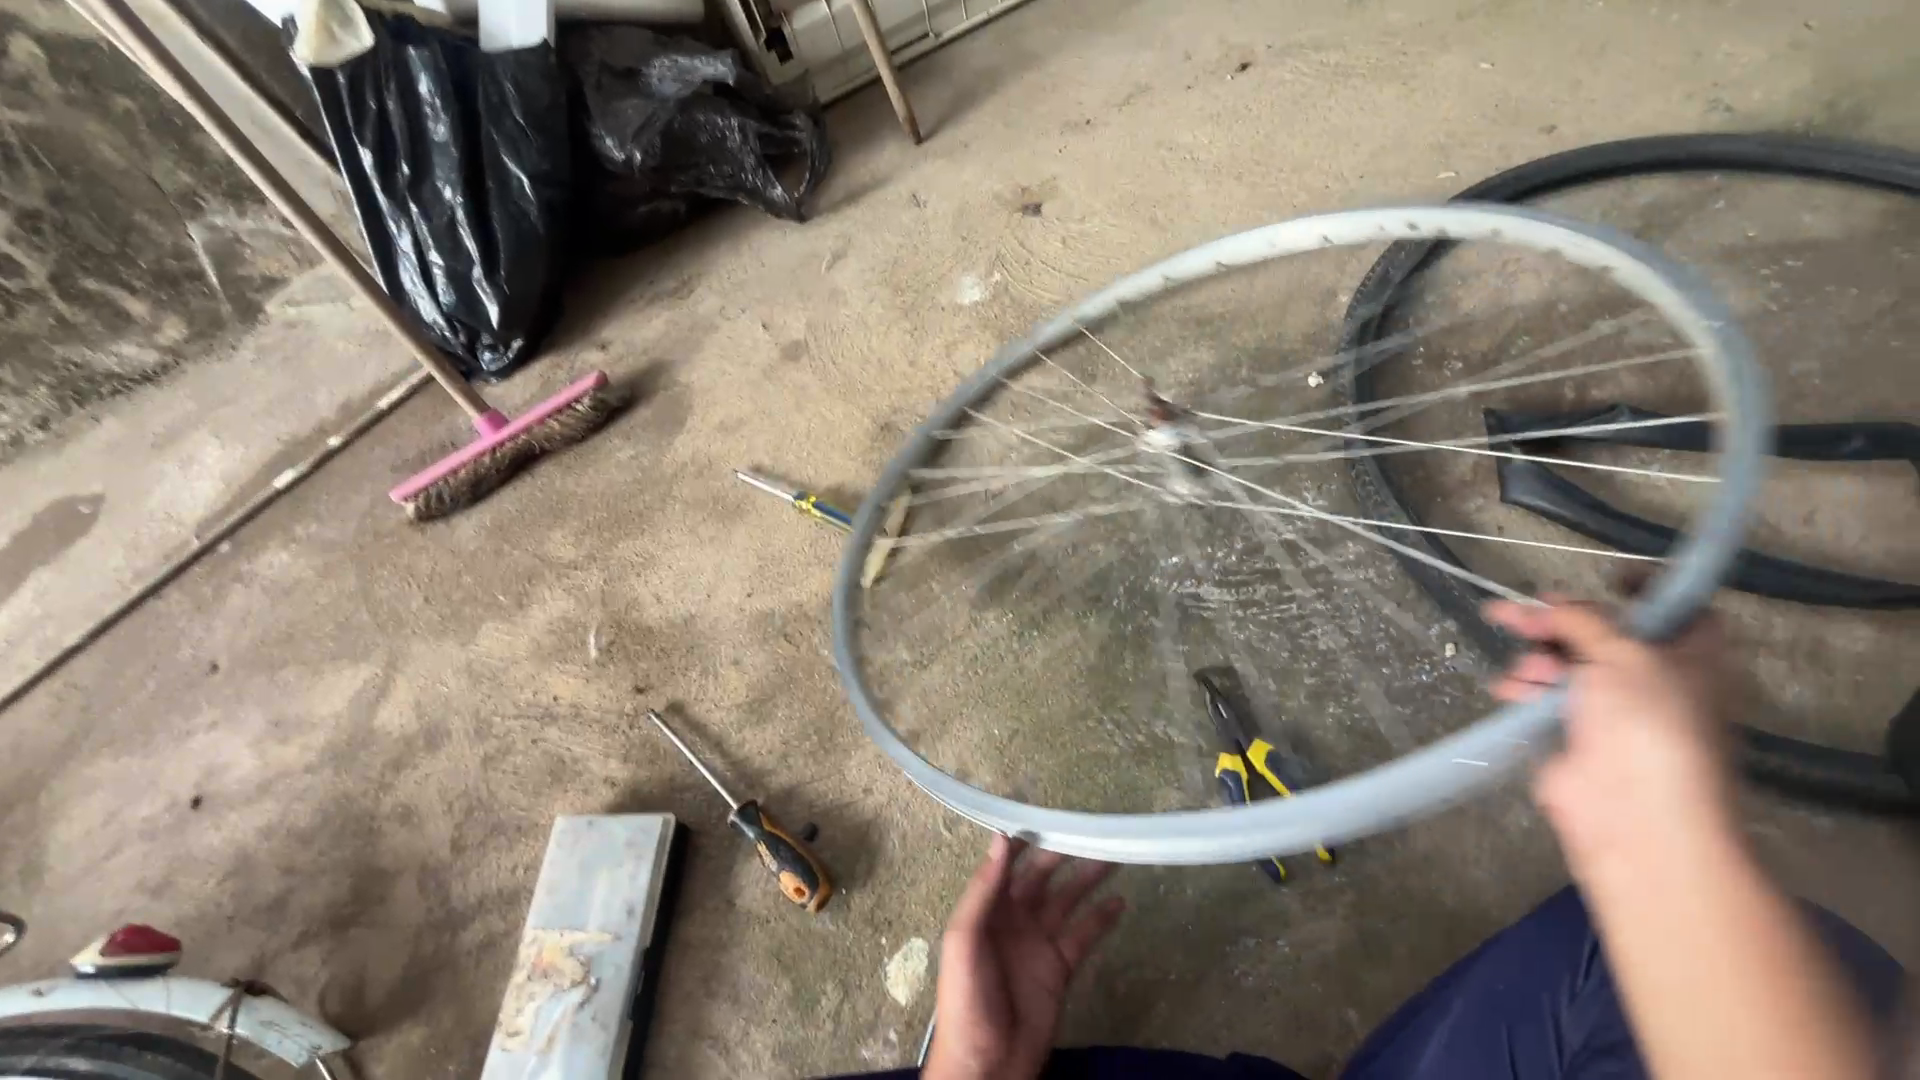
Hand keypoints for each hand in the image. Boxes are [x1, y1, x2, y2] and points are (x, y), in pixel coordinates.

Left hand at [922, 835, 1125, 1079]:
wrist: (985, 1066)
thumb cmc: (966, 999)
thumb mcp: (965, 939)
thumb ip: (984, 889)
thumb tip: (1000, 838)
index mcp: (986, 908)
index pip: (1007, 864)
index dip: (1026, 841)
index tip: (1048, 815)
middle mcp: (1013, 918)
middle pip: (1042, 877)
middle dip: (1063, 854)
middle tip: (1090, 830)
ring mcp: (1038, 942)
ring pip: (1067, 900)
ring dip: (1088, 879)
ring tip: (1113, 855)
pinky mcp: (1059, 968)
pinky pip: (1083, 935)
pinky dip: (1101, 918)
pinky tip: (1119, 902)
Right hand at [1486, 598, 1734, 884]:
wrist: (1633, 811)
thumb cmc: (1649, 724)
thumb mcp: (1624, 654)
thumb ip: (1584, 620)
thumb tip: (1548, 603)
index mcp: (1687, 657)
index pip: (1675, 610)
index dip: (1644, 590)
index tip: (1606, 576)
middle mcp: (1650, 679)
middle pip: (1598, 632)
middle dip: (1556, 622)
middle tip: (1517, 613)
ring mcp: (1608, 707)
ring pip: (1561, 662)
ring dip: (1535, 658)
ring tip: (1527, 671)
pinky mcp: (1568, 731)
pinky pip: (1538, 694)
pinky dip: (1521, 687)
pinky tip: (1510, 691)